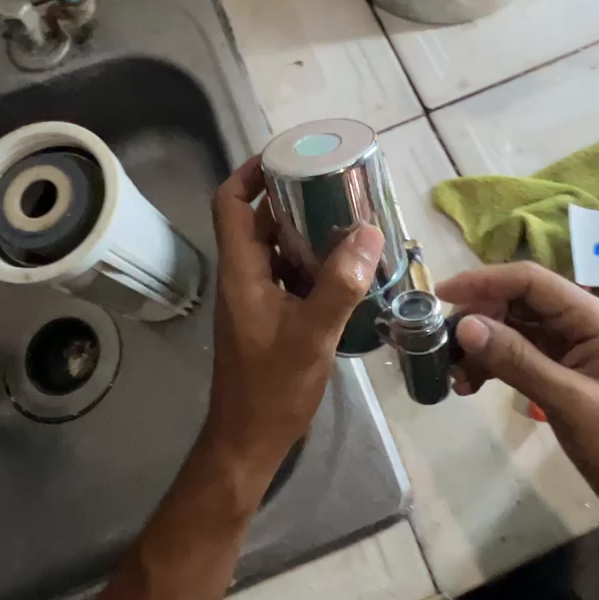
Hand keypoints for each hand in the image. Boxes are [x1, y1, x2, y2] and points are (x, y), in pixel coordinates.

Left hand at [201, 157, 384, 497]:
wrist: (248, 443)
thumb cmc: (272, 389)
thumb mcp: (312, 335)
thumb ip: (340, 285)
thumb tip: (369, 232)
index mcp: (241, 271)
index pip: (229, 202)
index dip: (251, 171)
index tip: (289, 155)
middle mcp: (244, 276)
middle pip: (259, 220)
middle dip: (294, 198)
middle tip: (337, 186)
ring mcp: (256, 298)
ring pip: (277, 248)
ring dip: (308, 232)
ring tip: (351, 221)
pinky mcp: (271, 317)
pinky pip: (290, 275)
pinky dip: (314, 264)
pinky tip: (349, 269)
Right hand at [439, 262, 598, 523]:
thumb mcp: (571, 403)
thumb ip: (518, 360)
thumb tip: (465, 325)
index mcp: (593, 318)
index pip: (531, 281)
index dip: (484, 281)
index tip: (442, 294)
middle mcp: (580, 324)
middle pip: (517, 301)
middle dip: (478, 317)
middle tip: (443, 345)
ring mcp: (570, 349)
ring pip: (513, 329)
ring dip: (480, 346)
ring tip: (454, 375)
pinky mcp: (560, 374)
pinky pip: (517, 356)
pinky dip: (491, 366)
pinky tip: (470, 386)